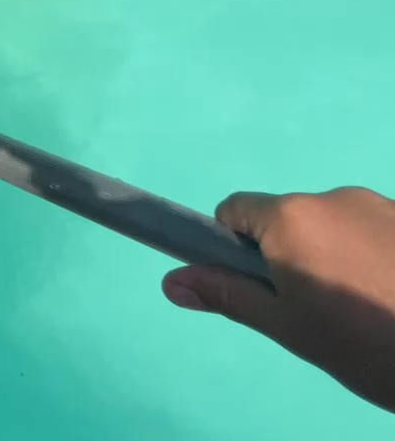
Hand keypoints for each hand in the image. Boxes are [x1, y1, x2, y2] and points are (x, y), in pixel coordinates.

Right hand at [163, 187, 394, 411]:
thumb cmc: (375, 345)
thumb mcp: (294, 330)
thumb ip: (229, 295)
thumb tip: (170, 283)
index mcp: (288, 215)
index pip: (233, 211)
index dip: (241, 248)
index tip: (273, 286)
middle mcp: (335, 198)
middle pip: (292, 218)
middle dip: (301, 252)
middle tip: (332, 307)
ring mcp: (391, 209)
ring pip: (345, 226)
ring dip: (350, 254)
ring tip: (384, 306)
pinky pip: (388, 234)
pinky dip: (390, 259)